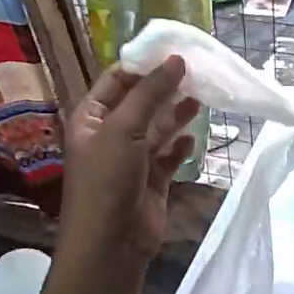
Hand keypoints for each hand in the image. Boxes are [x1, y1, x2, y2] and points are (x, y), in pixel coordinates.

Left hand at [61, 58, 199, 260]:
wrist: (111, 242)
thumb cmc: (108, 179)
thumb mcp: (124, 128)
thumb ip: (151, 92)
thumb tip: (176, 59)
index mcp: (91, 117)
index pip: (117, 80)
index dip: (144, 65)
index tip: (175, 51)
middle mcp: (110, 134)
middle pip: (141, 102)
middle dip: (166, 88)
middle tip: (198, 72)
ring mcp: (132, 158)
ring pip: (158, 128)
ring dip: (177, 114)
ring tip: (202, 97)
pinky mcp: (152, 179)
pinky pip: (169, 155)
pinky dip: (181, 146)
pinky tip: (194, 137)